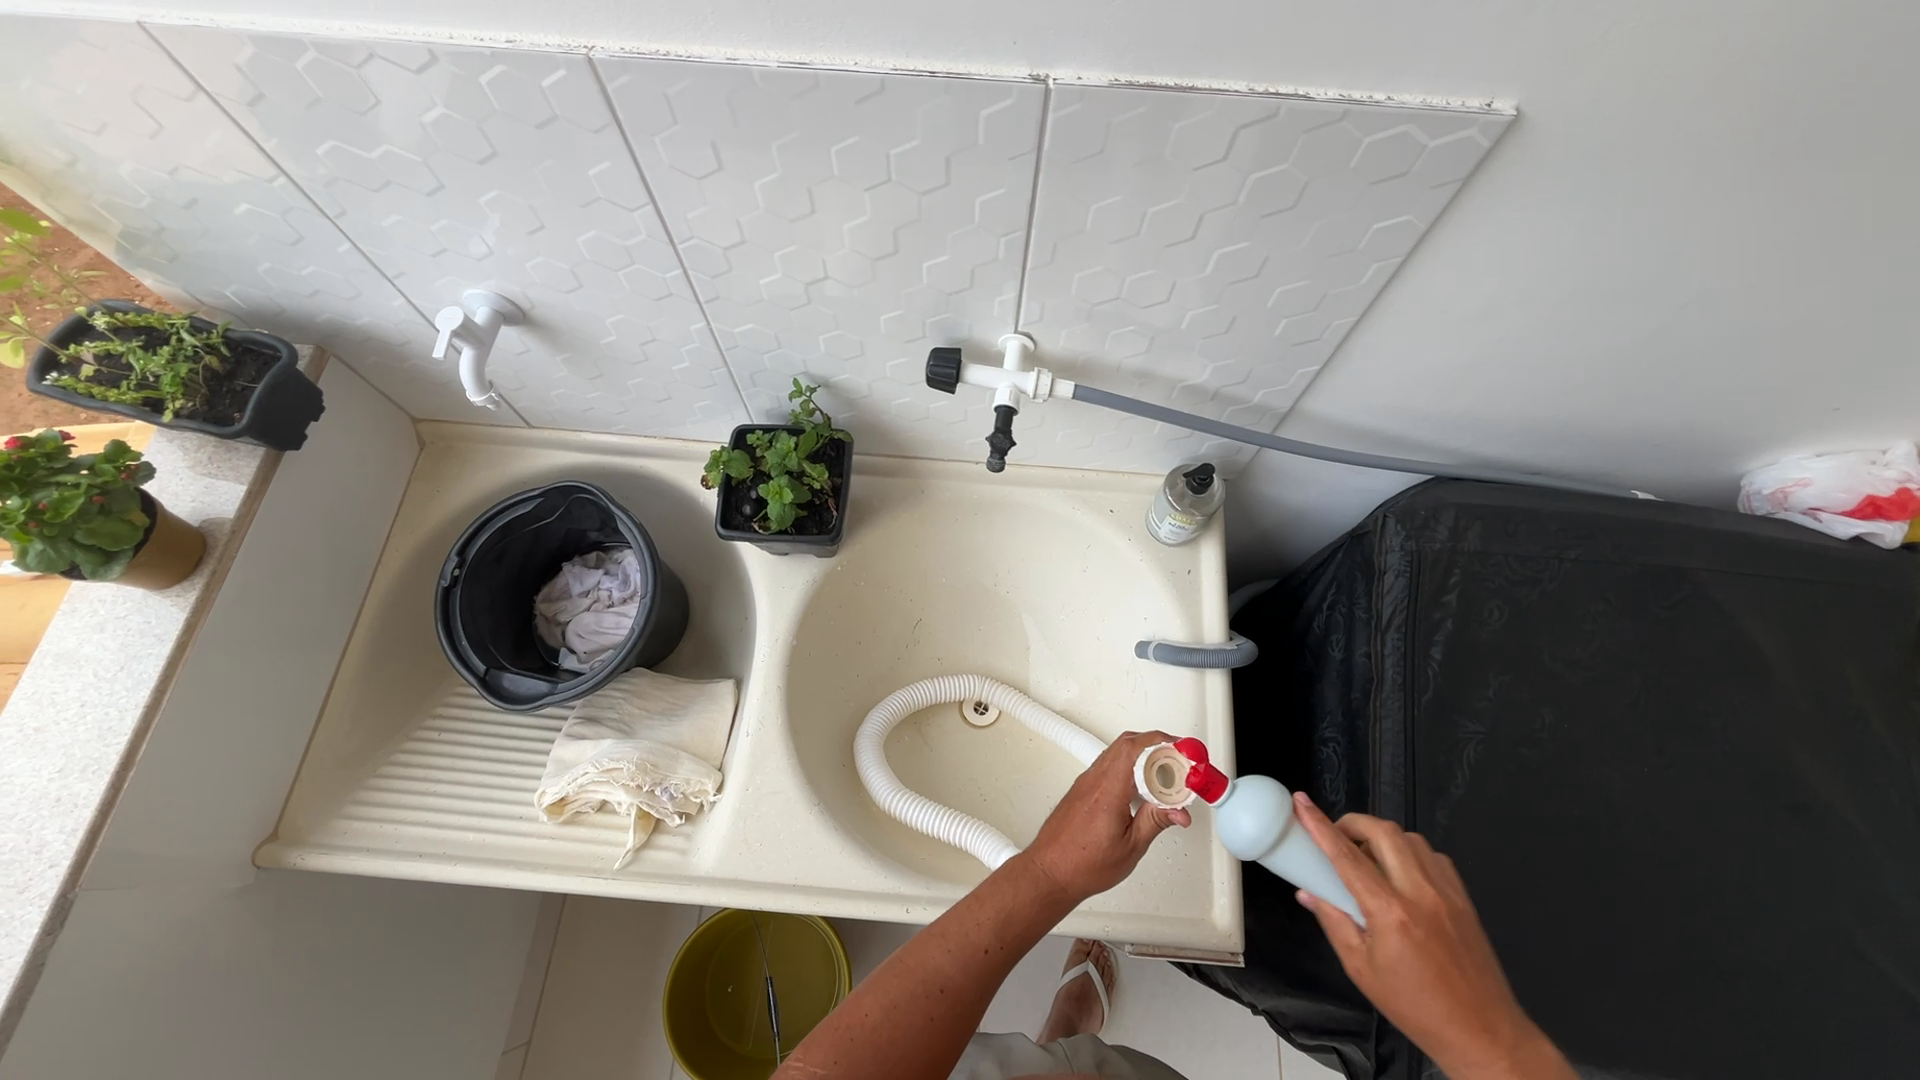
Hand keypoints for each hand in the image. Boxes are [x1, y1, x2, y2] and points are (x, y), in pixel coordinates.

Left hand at [1018, 731, 1191, 902]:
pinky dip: (1129, 766)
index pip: (1135, 749)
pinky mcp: (1083, 788)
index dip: (1161, 742)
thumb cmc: (1082, 864)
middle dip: (1156, 745)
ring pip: (1117, 753)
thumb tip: (1178, 811)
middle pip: (1127, 744)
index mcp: (1108, 790)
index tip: (1181, 750)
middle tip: (1178, 760)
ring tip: (1164, 773)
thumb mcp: (1131, 847)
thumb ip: (1156, 822)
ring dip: (1142, 755)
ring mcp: (1086, 782)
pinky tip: (1141, 785)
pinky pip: (1109, 765)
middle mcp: (1094, 780)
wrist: (1050, 872)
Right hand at [1292, 794, 1576, 1079]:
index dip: (1319, 825)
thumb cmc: (1415, 1007)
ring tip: (1368, 858)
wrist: (1484, 1033)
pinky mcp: (1465, 899)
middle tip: (1337, 837)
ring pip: (1410, 839)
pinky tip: (1401, 874)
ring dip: (1382, 838)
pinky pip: (1434, 857)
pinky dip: (1411, 853)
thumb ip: (1333, 923)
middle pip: (1383, 832)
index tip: (1302, 802)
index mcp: (1390, 912)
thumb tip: (1308, 892)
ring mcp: (1448, 893)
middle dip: (1353, 823)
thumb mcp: (1361, 970)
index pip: (1346, 856)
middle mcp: (1421, 893)